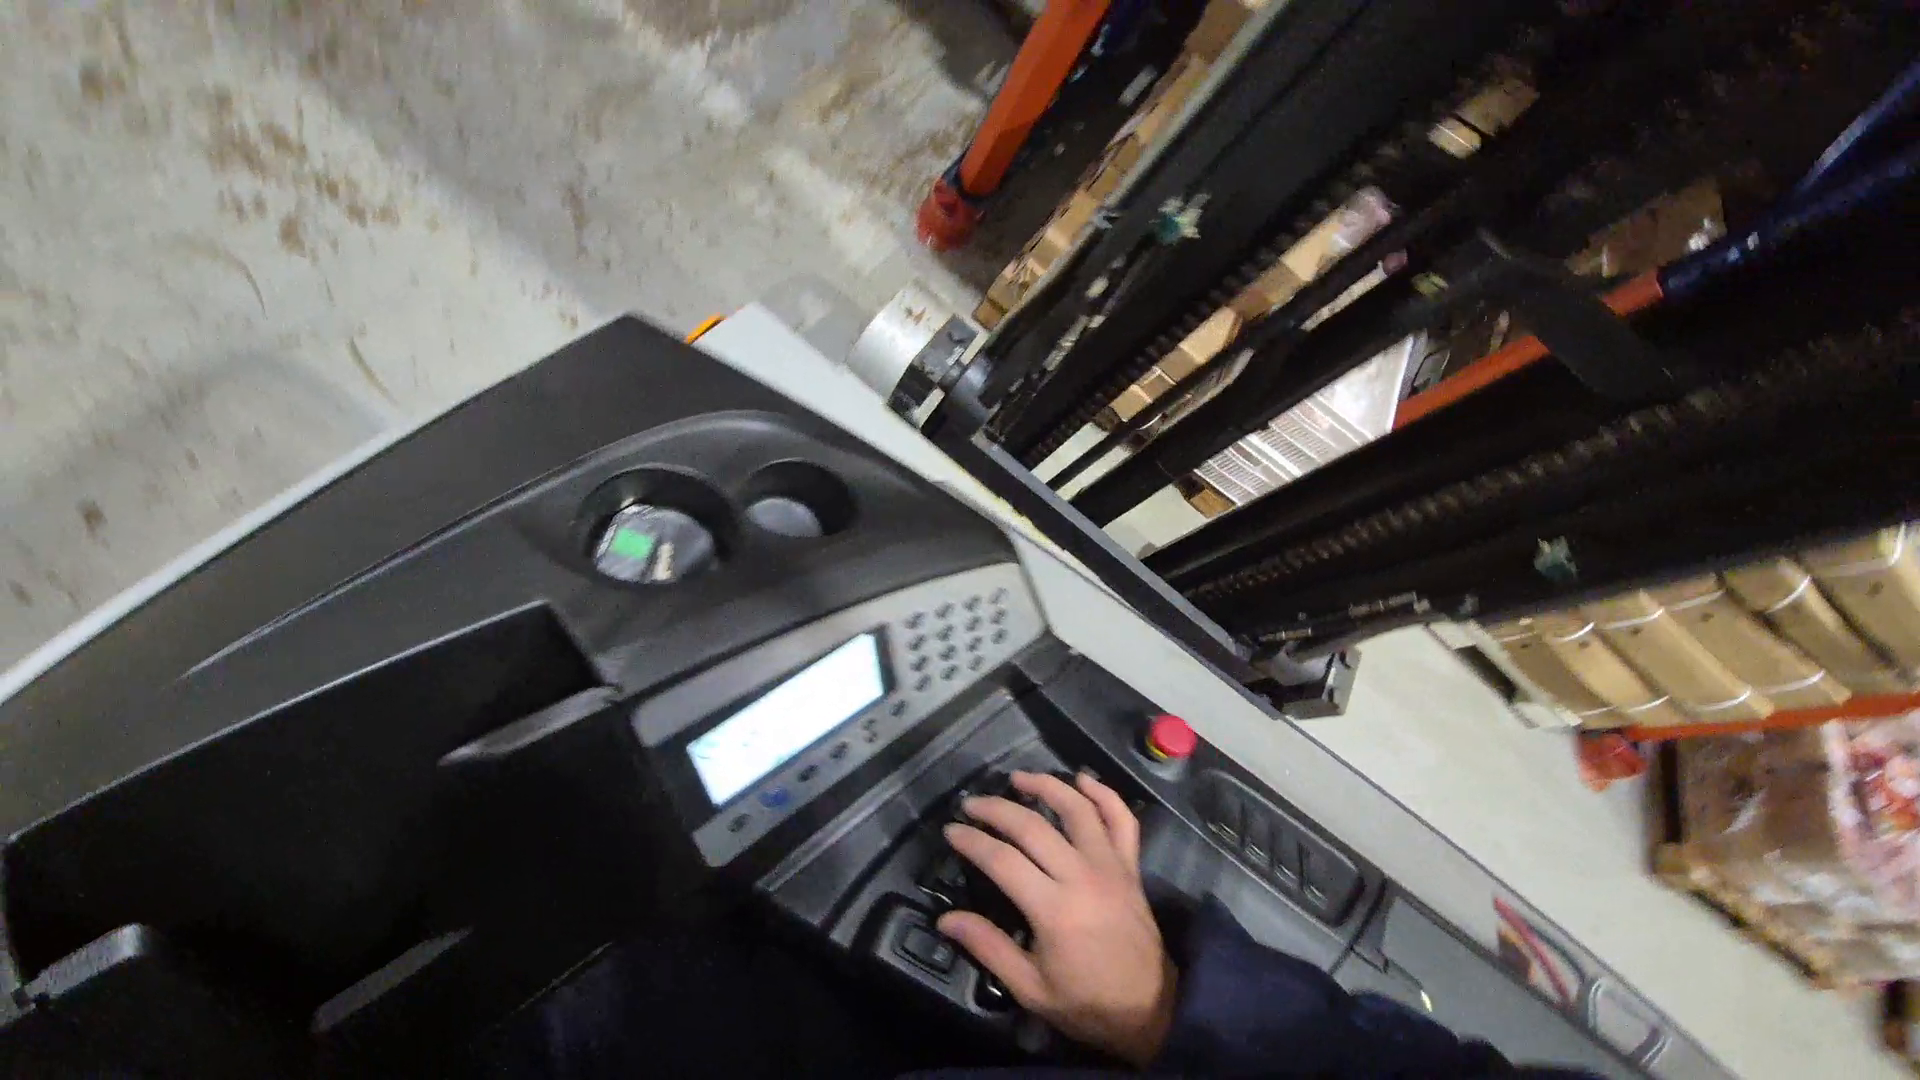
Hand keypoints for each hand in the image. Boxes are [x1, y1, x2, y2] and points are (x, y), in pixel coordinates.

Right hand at [937, 771, 1176, 1066]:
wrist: (1152, 1010)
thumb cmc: (1087, 1003)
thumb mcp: (1031, 988)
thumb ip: (989, 947)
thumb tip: (946, 919)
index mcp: (1054, 910)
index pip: (1002, 860)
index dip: (973, 841)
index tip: (952, 831)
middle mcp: (1082, 876)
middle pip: (1033, 827)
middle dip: (997, 809)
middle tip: (972, 804)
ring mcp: (1110, 866)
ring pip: (1077, 809)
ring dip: (1046, 786)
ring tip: (1018, 778)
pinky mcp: (1130, 866)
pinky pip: (1121, 819)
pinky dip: (1104, 794)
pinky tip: (1082, 779)